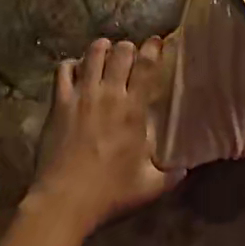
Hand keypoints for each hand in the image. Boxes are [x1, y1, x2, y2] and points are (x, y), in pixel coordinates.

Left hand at [29, 37, 175, 231]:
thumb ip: (170, 176)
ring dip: (101, 49)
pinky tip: (76, 70)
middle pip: (120, 51)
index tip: (157, 42)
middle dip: (127, 48)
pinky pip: (63, 70)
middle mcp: (110, 95)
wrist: (63, 203)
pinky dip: (71, 64)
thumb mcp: (149, 188)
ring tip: (104, 53)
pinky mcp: (58, 104)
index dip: (153, 48)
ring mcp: (82, 96)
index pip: (146, 65)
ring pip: (92, 54)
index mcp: (134, 109)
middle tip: (128, 55)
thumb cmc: (109, 194)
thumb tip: (186, 170)